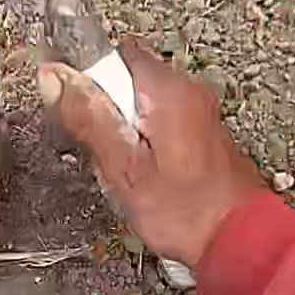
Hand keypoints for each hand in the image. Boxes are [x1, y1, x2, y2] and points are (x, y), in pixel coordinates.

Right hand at [40, 39, 264, 265]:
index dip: (88, 78)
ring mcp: (201, 115)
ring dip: (128, 135)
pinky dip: (149, 147)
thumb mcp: (125, 168)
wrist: (240, 241)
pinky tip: (152, 179)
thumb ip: (89, 118)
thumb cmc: (188, 213)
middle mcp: (190, 94)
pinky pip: (164, 128)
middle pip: (129, 82)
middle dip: (108, 114)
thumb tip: (54, 76)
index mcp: (168, 91)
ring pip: (144, 108)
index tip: (78, 111)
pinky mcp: (206, 137)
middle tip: (109, 155)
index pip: (115, 53)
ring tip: (133, 173)